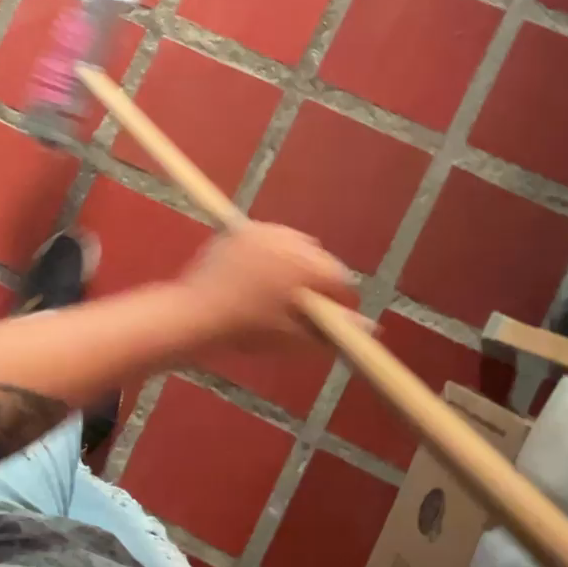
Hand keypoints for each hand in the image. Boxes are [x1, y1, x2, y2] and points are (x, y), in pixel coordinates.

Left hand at [179, 224, 358, 348]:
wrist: (196, 312)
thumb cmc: (246, 329)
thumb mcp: (294, 336)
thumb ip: (333, 330)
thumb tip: (370, 328)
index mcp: (305, 267)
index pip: (340, 279)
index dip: (339, 301)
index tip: (331, 316)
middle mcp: (288, 242)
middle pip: (319, 258)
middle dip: (318, 278)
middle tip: (305, 302)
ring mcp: (263, 231)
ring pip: (296, 244)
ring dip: (297, 261)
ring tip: (284, 286)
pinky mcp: (242, 230)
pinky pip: (270, 237)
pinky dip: (273, 251)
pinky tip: (263, 271)